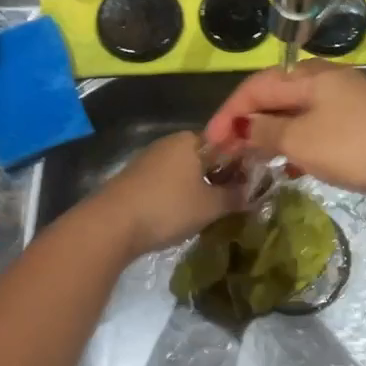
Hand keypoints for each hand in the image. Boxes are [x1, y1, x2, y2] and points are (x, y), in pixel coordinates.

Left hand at [84, 131, 241, 258]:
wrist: (111, 225)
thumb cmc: (168, 208)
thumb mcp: (211, 206)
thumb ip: (236, 196)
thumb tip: (255, 192)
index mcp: (192, 140)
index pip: (227, 143)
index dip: (241, 164)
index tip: (251, 185)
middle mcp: (170, 142)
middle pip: (205, 156)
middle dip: (220, 176)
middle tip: (232, 201)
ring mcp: (149, 159)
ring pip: (185, 170)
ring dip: (198, 186)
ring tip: (209, 210)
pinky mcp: (135, 177)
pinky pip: (167, 181)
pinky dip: (178, 194)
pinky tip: (181, 213)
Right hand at [202, 60, 365, 200]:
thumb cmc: (354, 147)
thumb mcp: (301, 141)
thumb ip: (266, 132)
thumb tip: (242, 126)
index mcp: (309, 76)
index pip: (256, 86)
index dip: (228, 113)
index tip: (209, 142)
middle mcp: (327, 79)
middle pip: (276, 95)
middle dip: (249, 122)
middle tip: (228, 151)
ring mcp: (348, 100)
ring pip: (297, 113)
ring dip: (272, 134)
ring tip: (254, 161)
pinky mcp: (362, 123)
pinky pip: (317, 127)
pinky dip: (298, 143)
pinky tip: (293, 167)